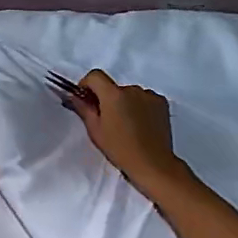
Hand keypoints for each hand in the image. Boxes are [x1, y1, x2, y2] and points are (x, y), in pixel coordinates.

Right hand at [69, 70, 190, 198]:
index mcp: (114, 95)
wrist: (151, 162)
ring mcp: (149, 95)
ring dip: (124, 103)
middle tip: (106, 120)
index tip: (85, 99)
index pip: (95, 76)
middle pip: (113, 87)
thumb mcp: (95, 130)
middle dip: (107, 99)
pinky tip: (139, 125)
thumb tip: (74, 96)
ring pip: (130, 94)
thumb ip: (84, 108)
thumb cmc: (120, 149)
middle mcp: (133, 89)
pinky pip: (145, 99)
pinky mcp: (162, 103)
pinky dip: (139, 107)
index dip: (87, 84)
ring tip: (125, 126)